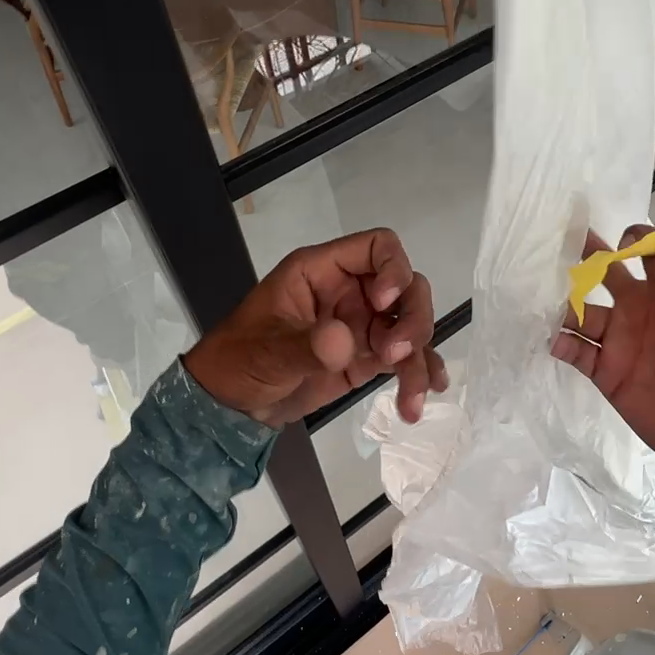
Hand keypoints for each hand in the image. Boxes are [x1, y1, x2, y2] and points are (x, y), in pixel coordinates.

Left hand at [184, 229, 448, 426]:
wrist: (229, 408)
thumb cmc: (238, 361)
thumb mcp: (267, 352)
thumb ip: (305, 346)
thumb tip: (344, 341)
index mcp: (323, 271)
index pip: (376, 246)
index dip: (392, 267)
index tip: (384, 302)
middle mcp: (351, 291)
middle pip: (406, 286)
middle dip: (412, 318)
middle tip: (396, 354)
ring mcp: (362, 324)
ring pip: (410, 324)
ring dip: (420, 355)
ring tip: (414, 397)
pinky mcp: (367, 357)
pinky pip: (405, 358)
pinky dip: (419, 374)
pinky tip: (425, 395)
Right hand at [551, 225, 654, 464]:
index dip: (641, 242)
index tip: (625, 240)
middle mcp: (641, 312)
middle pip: (609, 275)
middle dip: (588, 257)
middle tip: (565, 240)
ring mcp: (620, 341)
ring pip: (583, 312)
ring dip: (563, 303)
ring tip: (542, 297)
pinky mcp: (605, 371)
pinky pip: (576, 351)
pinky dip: (559, 343)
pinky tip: (549, 339)